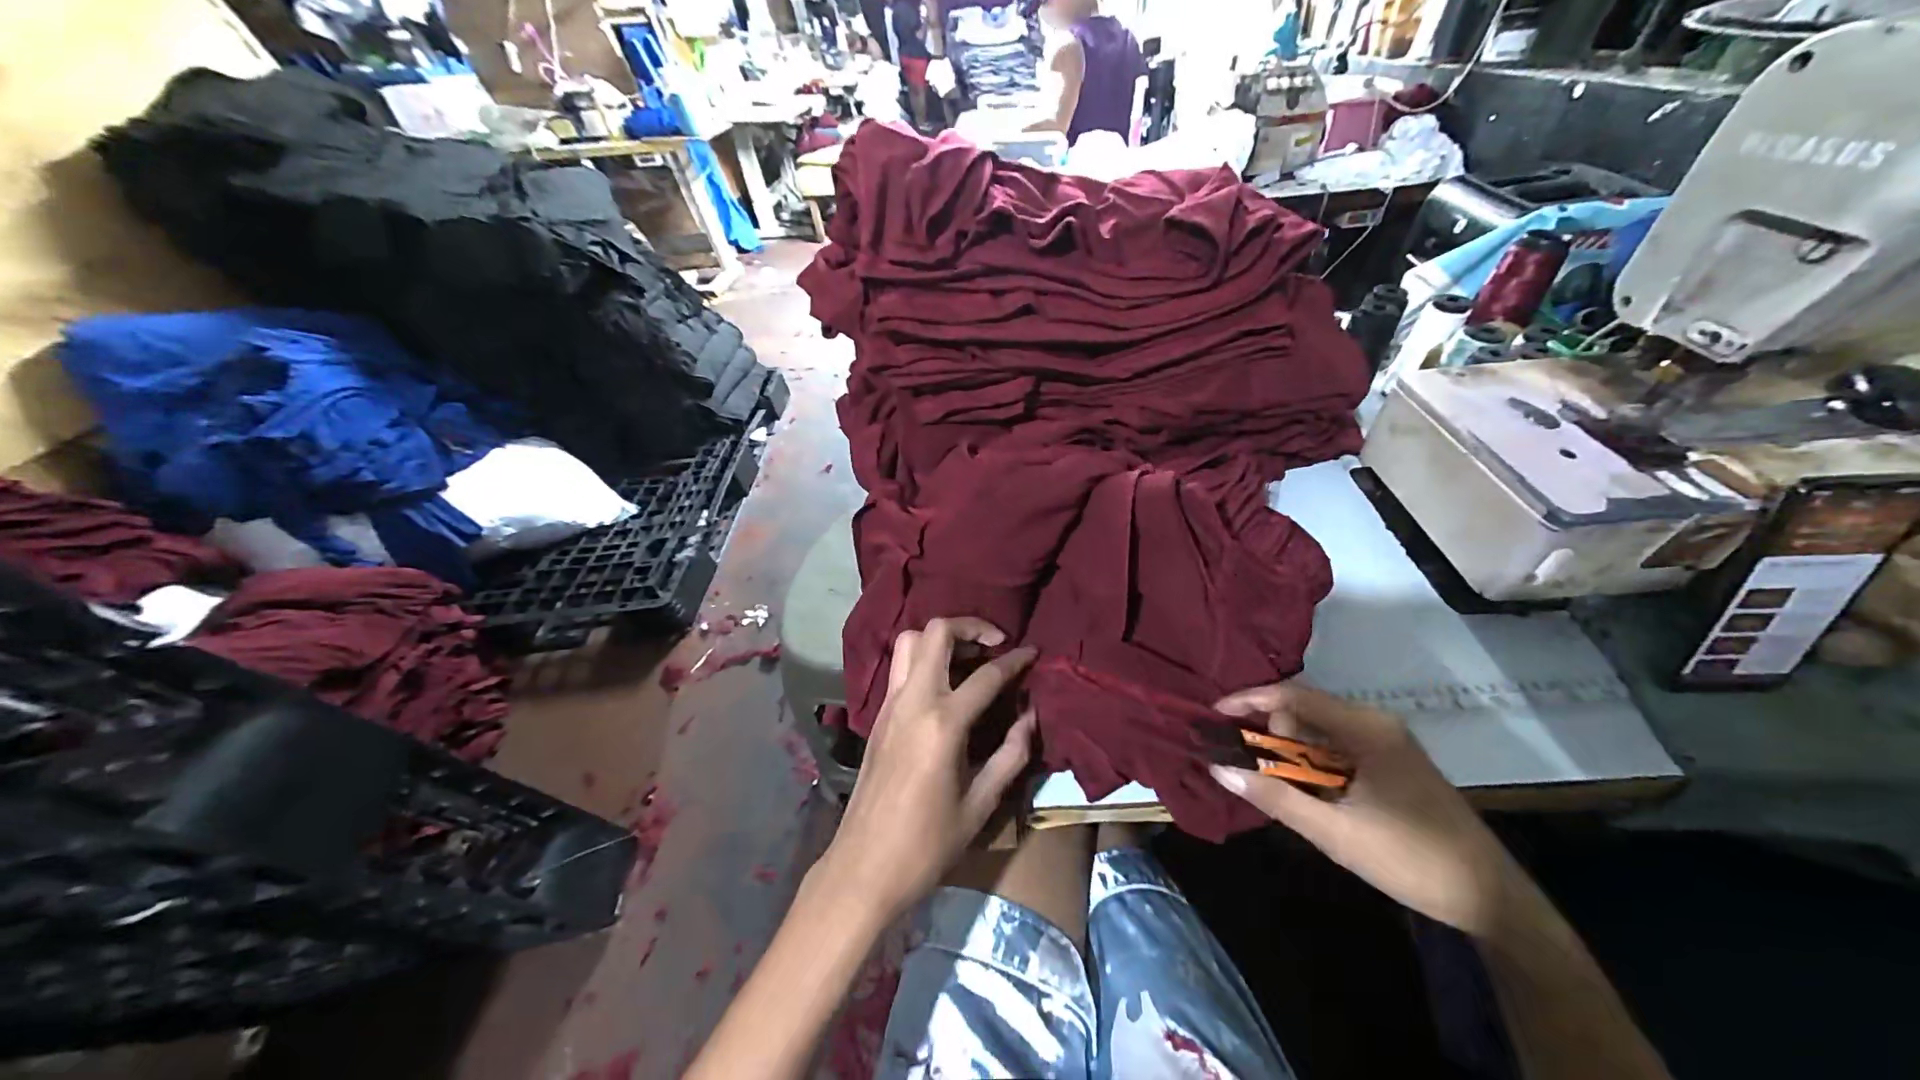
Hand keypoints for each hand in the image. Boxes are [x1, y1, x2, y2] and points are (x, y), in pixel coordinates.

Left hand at [815, 617, 1036, 923]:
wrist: (864, 867)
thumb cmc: (928, 844)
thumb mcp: (981, 804)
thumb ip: (1011, 753)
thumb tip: (1029, 716)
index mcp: (942, 723)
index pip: (986, 675)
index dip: (1015, 660)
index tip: (1034, 652)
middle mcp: (912, 701)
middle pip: (936, 632)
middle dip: (971, 626)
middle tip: (997, 644)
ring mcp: (889, 705)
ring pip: (909, 642)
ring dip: (942, 637)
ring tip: (970, 657)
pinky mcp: (877, 716)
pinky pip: (900, 667)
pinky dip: (925, 658)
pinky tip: (946, 684)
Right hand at [1209, 683, 1525, 937]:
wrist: (1491, 899)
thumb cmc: (1410, 859)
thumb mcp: (1334, 833)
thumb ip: (1274, 796)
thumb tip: (1218, 768)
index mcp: (1366, 729)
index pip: (1294, 695)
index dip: (1249, 700)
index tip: (1213, 715)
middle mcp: (1375, 724)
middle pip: (1305, 709)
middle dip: (1267, 730)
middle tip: (1240, 760)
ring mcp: (1386, 742)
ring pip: (1319, 729)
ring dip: (1286, 748)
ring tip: (1259, 774)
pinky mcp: (1391, 762)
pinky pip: (1336, 746)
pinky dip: (1309, 760)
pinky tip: (1295, 784)